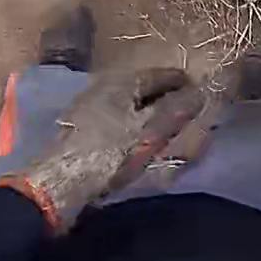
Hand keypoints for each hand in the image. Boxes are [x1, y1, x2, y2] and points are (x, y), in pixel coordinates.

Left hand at [3, 67, 205, 232]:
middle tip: (190, 116)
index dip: (187, 85)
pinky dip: (136, 124)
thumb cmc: (107, 154)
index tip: (204, 99)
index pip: (164, 74)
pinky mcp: (83, 126)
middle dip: (170, 99)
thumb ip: (176, 110)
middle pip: (147, 88)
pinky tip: (141, 141)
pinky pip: (120, 117)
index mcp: (123, 82)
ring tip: (170, 131)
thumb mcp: (149, 133)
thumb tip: (201, 92)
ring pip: (133, 103)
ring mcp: (91, 105)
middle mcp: (105, 86)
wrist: (56, 186)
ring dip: (153, 114)